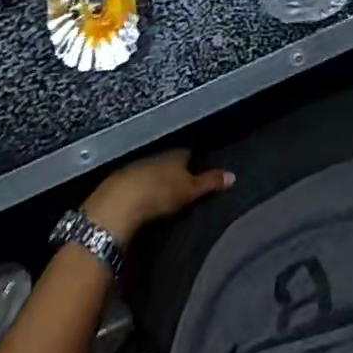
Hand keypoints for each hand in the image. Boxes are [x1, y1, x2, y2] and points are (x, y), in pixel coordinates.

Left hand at [80, 149, 233, 245]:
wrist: (120, 201)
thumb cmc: (160, 192)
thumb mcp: (190, 189)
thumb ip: (210, 182)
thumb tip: (232, 175)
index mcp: (174, 154)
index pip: (189, 152)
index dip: (197, 158)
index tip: (205, 164)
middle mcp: (157, 155)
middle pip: (172, 159)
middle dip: (179, 168)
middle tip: (191, 179)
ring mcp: (139, 166)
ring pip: (157, 168)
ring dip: (163, 176)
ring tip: (173, 190)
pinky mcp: (125, 181)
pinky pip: (143, 179)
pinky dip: (149, 186)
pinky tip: (152, 197)